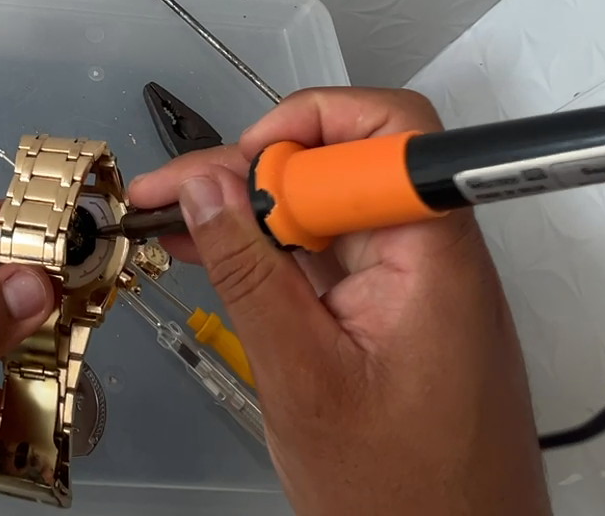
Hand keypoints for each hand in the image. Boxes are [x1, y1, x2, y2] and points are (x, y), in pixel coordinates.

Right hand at [129, 87, 549, 515]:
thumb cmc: (396, 496)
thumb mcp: (301, 377)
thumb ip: (248, 271)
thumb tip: (203, 184)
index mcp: (432, 255)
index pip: (387, 132)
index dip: (307, 124)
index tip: (236, 165)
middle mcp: (425, 250)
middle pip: (336, 161)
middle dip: (247, 169)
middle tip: (174, 193)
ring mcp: (405, 278)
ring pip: (316, 203)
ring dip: (242, 207)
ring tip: (172, 218)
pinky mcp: (383, 302)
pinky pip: (316, 248)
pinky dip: (260, 245)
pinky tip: (208, 250)